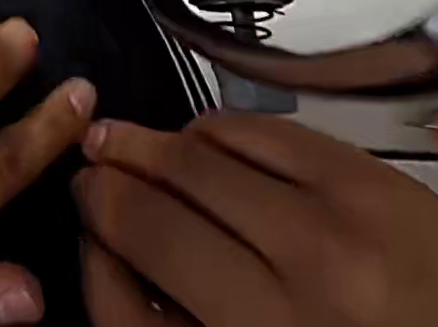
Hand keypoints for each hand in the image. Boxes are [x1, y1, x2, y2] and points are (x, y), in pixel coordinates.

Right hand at [73, 114, 437, 326]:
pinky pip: (252, 135)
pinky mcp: (356, 171)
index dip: (95, 258)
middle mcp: (291, 294)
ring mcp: (326, 219)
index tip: (81, 225)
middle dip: (105, 185)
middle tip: (81, 164)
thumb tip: (127, 273)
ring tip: (116, 137)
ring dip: (147, 146)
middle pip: (158, 217)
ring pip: (198, 161)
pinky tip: (191, 136)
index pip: (137, 304)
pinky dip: (208, 131)